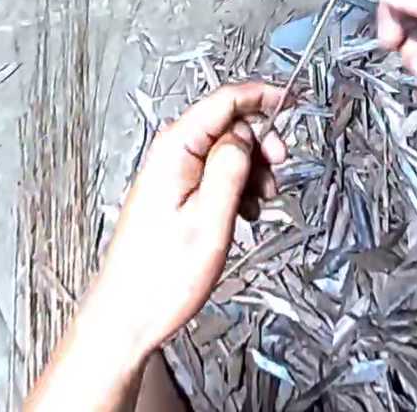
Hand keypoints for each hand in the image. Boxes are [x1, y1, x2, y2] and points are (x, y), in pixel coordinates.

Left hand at [77, 82, 288, 361]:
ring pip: (228, 149)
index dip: (262, 96)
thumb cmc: (160, 277)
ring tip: (259, 199)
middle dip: (260, 142)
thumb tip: (248, 133)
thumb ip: (231, 166)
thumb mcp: (210, 218)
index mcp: (177, 147)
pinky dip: (238, 185)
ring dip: (251, 168)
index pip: (226, 100)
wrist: (126, 319)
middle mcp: (173, 151)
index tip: (290, 99)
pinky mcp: (178, 190)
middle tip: (278, 164)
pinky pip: (218, 171)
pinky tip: (244, 210)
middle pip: (230, 124)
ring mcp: (174, 170)